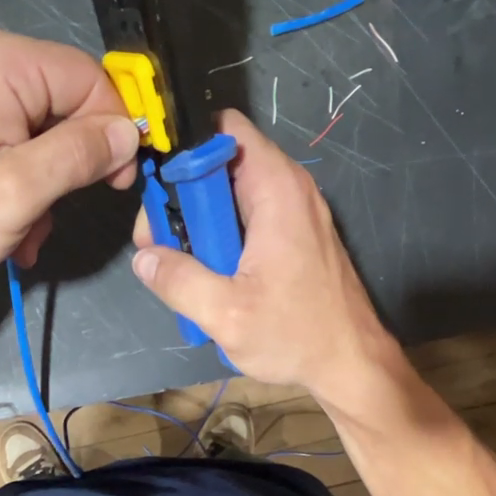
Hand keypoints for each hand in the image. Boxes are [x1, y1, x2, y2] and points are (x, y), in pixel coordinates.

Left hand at [0, 24, 140, 302]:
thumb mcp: (19, 192)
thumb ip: (80, 156)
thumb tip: (130, 135)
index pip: (89, 78)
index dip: (114, 129)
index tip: (118, 182)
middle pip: (68, 103)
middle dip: (73, 166)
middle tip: (58, 214)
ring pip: (48, 132)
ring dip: (49, 187)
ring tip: (26, 230)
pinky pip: (22, 144)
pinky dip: (27, 187)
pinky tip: (14, 225)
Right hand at [129, 110, 404, 403]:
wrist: (351, 364)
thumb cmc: (296, 336)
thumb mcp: (226, 314)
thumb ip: (180, 281)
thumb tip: (144, 258)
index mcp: (275, 189)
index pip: (222, 130)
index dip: (183, 152)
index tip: (156, 195)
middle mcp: (288, 189)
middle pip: (220, 166)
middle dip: (183, 199)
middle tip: (160, 246)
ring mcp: (294, 213)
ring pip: (230, 198)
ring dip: (199, 228)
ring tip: (182, 269)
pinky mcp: (294, 239)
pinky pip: (247, 222)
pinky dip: (222, 242)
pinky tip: (212, 281)